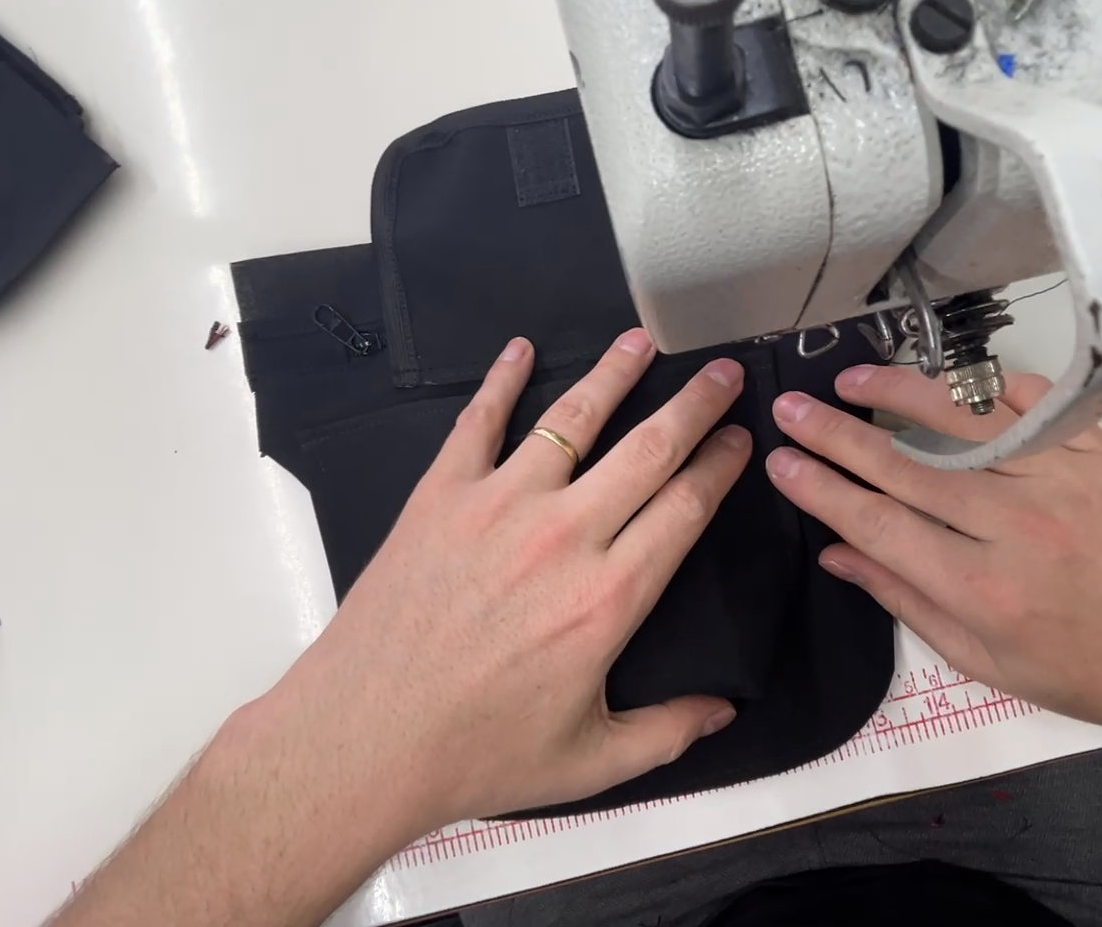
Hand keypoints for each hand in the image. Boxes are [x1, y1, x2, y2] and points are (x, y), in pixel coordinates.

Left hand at [244, 328, 745, 831]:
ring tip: (642, 341)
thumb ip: (668, 731)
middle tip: (720, 371)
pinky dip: (500, 380)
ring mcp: (499, 505)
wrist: (361, 741)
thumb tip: (726, 711)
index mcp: (608, 597)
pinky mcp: (442, 495)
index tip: (739, 437)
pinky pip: (479, 422)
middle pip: (649, 449)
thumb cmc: (476, 750)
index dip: (720, 464)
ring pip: (572, 419)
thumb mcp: (588, 760)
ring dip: (613, 374)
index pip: (686, 507)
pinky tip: (519, 349)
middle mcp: (563, 536)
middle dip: (695, 404)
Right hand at [764, 363, 1101, 739]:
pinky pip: (1028, 401)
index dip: (821, 490)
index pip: (879, 524)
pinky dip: (981, 384)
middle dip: (834, 434)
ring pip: (961, 419)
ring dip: (897, 392)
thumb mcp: (982, 660)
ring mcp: (1062, 478)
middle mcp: (1019, 526)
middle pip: (905, 465)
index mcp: (984, 589)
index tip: (780, 463)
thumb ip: (903, 599)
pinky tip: (943, 381)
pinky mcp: (1096, 451)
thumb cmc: (1082, 669)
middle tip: (789, 408)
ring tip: (848, 379)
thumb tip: (834, 553)